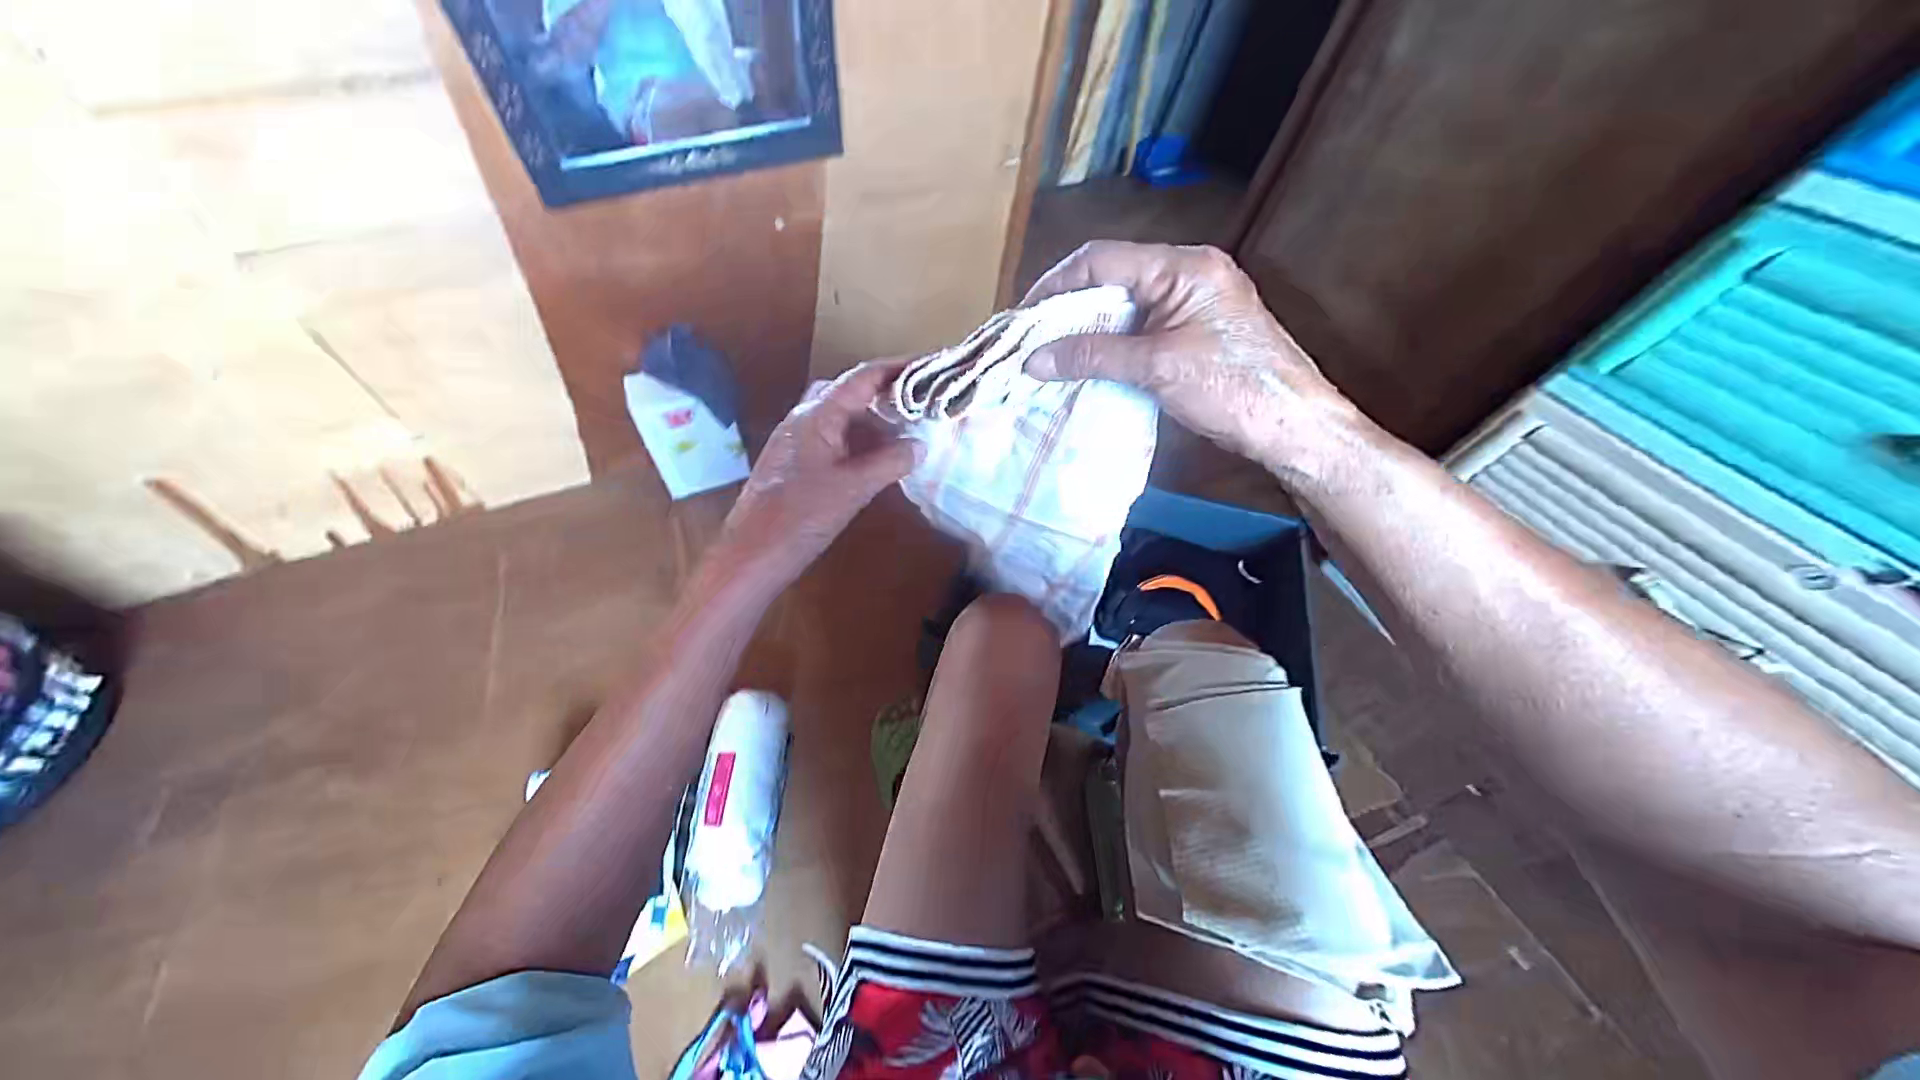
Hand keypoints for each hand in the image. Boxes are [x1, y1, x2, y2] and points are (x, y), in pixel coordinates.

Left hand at [713, 360, 917, 585]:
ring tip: (908, 426)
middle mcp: (804, 419)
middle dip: (885, 392)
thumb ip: (889, 462)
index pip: (862, 377)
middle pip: (849, 392)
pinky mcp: (797, 463)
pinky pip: (834, 438)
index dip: (897, 368)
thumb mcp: (853, 488)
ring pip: (841, 416)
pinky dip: (860, 440)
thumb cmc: (800, 516)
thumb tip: (920, 445)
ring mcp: (797, 441)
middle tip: (921, 399)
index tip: (929, 364)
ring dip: (873, 418)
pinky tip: (880, 456)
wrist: (752, 554)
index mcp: (816, 416)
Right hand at [1021, 241, 1362, 480]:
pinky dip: (1109, 346)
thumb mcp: (1156, 367)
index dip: (1056, 284)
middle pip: (1111, 279)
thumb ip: (1093, 356)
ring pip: (1123, 307)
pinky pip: (1138, 330)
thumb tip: (1035, 359)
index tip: (1025, 316)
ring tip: (1051, 355)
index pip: (1103, 259)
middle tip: (1033, 338)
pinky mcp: (1192, 333)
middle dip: (1069, 308)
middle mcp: (1187, 274)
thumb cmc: (1232, 388)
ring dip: (1087, 329)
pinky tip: (1086, 366)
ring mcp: (1191, 304)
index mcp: (1184, 267)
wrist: (1291, 426)